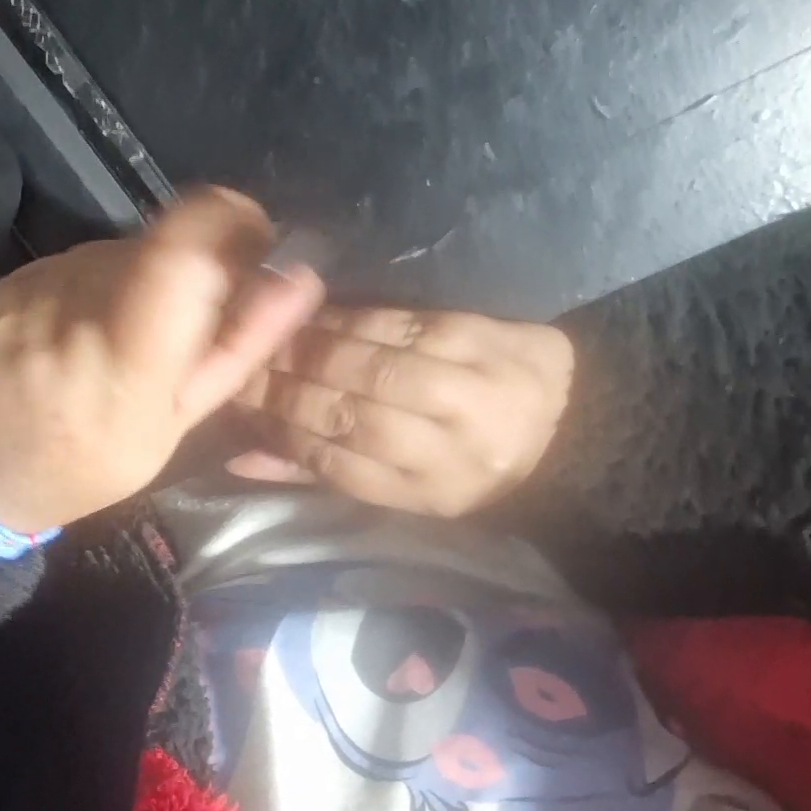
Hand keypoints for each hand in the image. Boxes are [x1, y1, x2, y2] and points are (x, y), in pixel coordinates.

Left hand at [0, 188, 325, 533]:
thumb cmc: (78, 468)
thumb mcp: (165, 431)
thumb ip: (232, 354)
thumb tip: (298, 280)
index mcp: (123, 361)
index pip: (183, 248)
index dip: (229, 220)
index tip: (252, 237)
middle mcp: (71, 309)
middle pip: (158, 244)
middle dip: (189, 269)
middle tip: (178, 326)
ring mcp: (30, 289)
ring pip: (115, 252)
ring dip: (137, 282)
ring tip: (117, 343)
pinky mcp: (4, 281)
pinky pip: (72, 265)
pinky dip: (92, 290)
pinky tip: (74, 338)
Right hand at [232, 307, 573, 516]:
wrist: (573, 425)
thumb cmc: (467, 466)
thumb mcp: (399, 489)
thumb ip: (317, 473)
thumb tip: (238, 460)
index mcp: (428, 494)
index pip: (332, 462)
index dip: (276, 431)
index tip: (236, 404)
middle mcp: (453, 450)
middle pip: (347, 415)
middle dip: (283, 387)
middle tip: (241, 364)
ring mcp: (476, 392)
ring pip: (372, 367)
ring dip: (311, 349)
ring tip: (270, 337)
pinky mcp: (489, 340)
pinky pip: (404, 326)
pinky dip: (352, 320)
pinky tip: (318, 316)